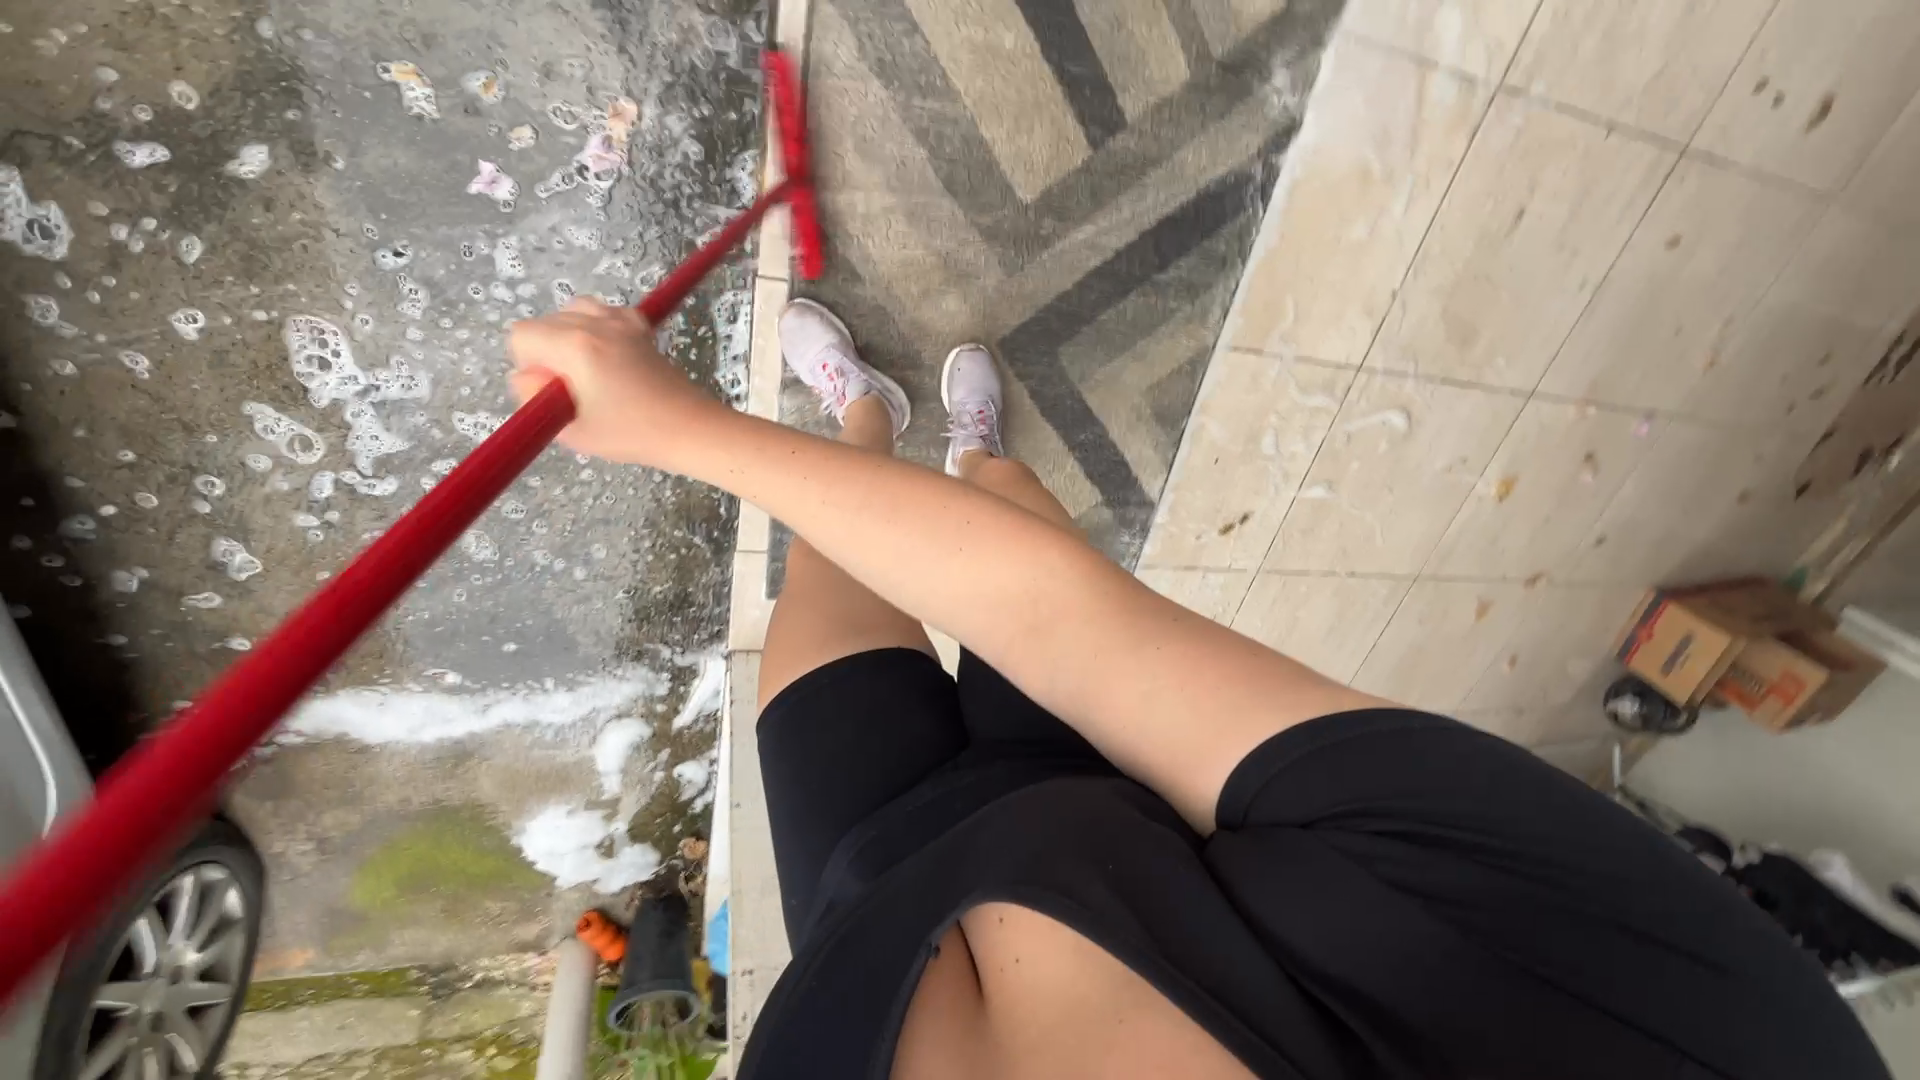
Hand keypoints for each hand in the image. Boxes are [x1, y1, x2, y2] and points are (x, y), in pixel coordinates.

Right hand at [508, 298, 732, 466]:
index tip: (551, 390)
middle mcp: (596, 323)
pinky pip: (605, 314)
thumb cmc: (632, 433)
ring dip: (570, 337)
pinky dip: (599, 329)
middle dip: (547, 352)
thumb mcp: (572, 428)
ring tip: (589, 372)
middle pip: (546, 322)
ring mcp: (622, 321)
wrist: (690, 427)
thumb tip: (524, 377)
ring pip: (574, 312)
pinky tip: (611, 358)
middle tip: (573, 389)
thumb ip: (535, 398)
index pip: (522, 335)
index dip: (528, 365)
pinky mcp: (641, 327)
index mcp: (574, 345)